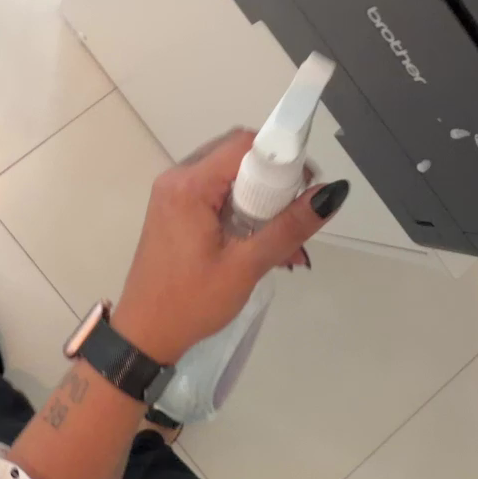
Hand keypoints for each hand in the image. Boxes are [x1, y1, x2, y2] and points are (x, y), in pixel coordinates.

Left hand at [111, 129, 346, 361]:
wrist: (145, 333)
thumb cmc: (191, 301)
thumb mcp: (246, 265)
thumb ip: (289, 227)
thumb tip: (332, 193)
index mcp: (188, 185)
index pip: (243, 145)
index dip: (281, 157)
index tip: (307, 186)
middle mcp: (177, 179)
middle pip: (238, 158)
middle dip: (274, 183)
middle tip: (298, 215)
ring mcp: (174, 194)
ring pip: (231, 178)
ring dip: (262, 202)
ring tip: (287, 241)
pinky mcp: (176, 211)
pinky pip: (218, 196)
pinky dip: (244, 212)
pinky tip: (264, 244)